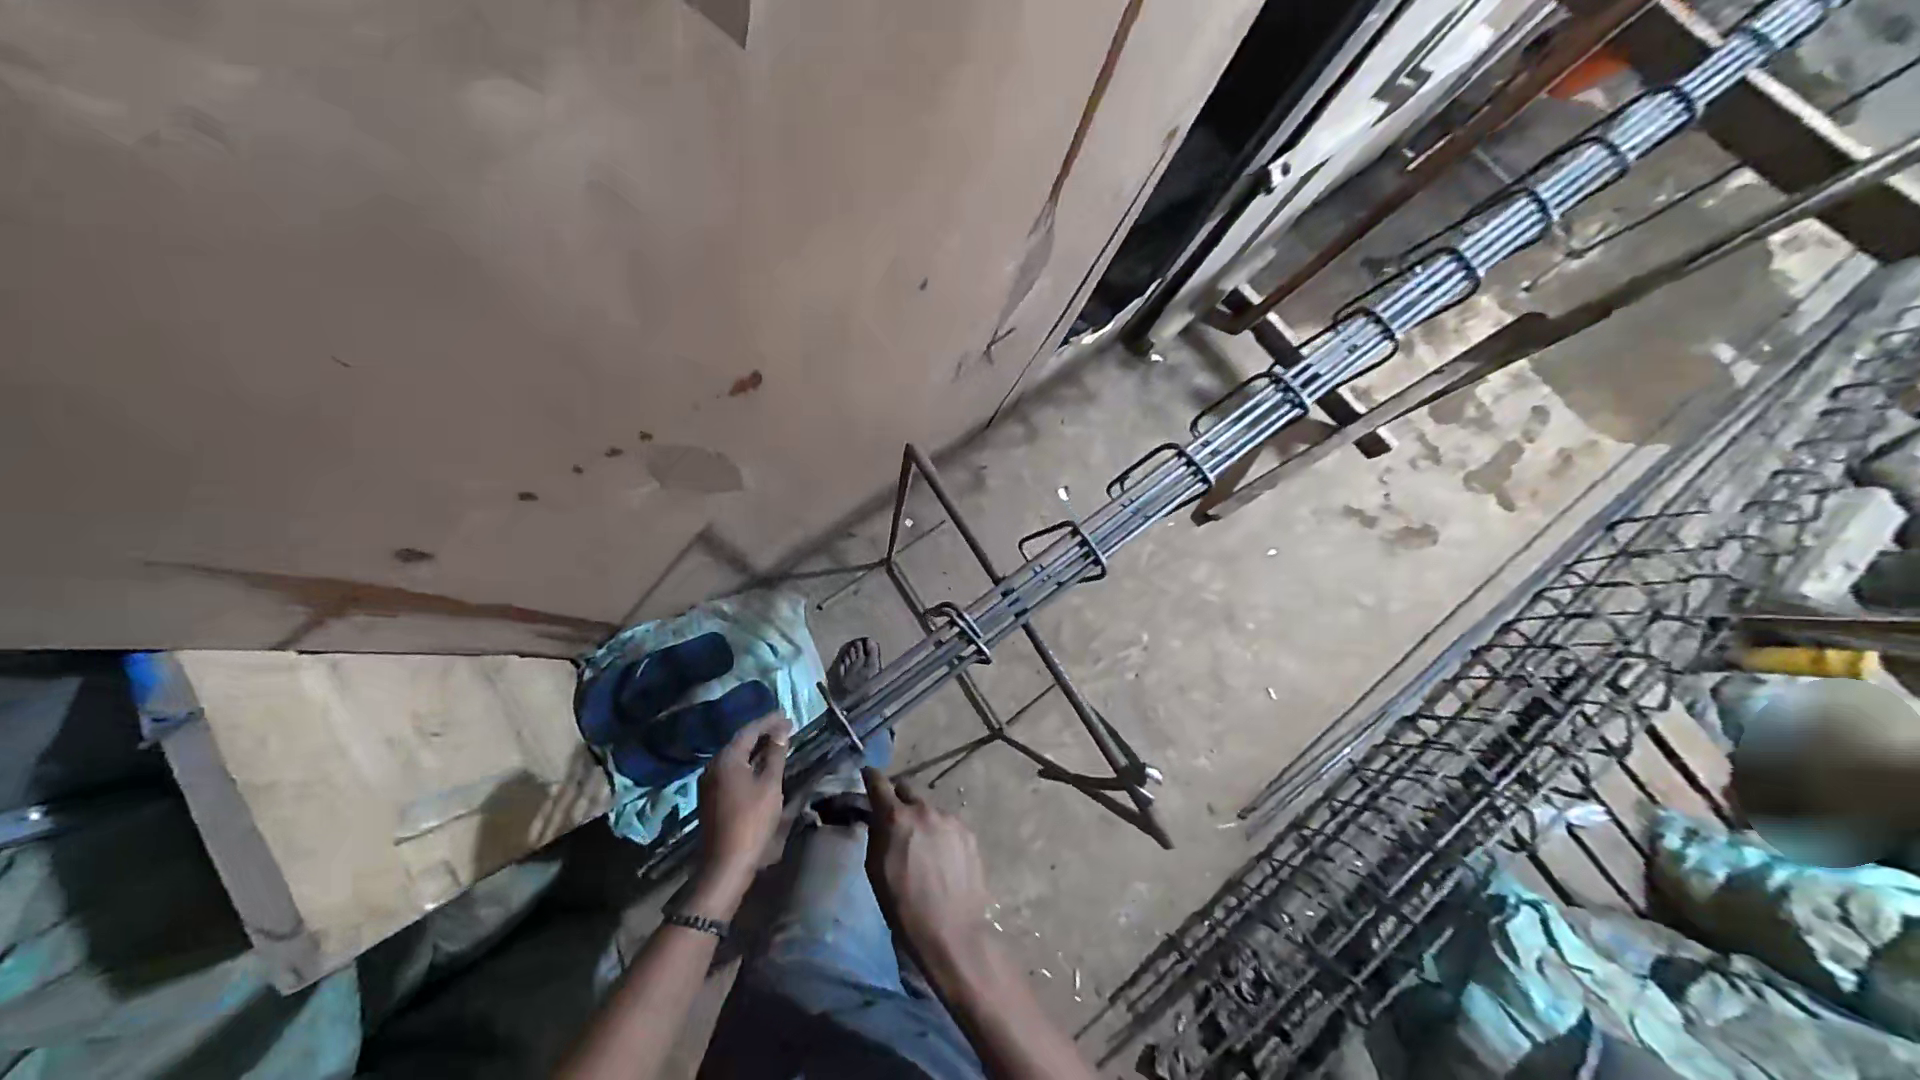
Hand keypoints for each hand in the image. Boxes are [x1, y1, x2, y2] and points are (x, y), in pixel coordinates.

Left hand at [692, 712, 789, 913]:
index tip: (787, 715)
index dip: (769, 721)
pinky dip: (747, 763)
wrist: (725, 862)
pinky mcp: (711, 796)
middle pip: (740, 742)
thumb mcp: (770, 785)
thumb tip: (781, 731)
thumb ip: (775, 755)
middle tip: (784, 728)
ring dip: (755, 749)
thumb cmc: (752, 820)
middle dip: (762, 733)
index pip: (749, 730)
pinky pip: (731, 770)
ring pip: (735, 757)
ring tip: (776, 744)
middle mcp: (713, 766)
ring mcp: (709, 782)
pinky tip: (761, 766)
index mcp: (726, 759)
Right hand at [862, 767, 993, 972]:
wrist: (951, 931)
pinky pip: (947, 824)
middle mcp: (924, 809)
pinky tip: (941, 856)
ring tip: (922, 846)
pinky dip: (940, 832)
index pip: (879, 783)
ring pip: (929, 809)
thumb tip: (877, 817)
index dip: (871, 777)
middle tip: (895, 819)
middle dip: (898, 799)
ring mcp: (949, 819)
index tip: (867, 774)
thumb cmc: (903, 906)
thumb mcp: (875, 870)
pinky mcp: (968, 832)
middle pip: (906, 790)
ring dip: (921, 819)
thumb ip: (876, 834)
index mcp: (896, 817)